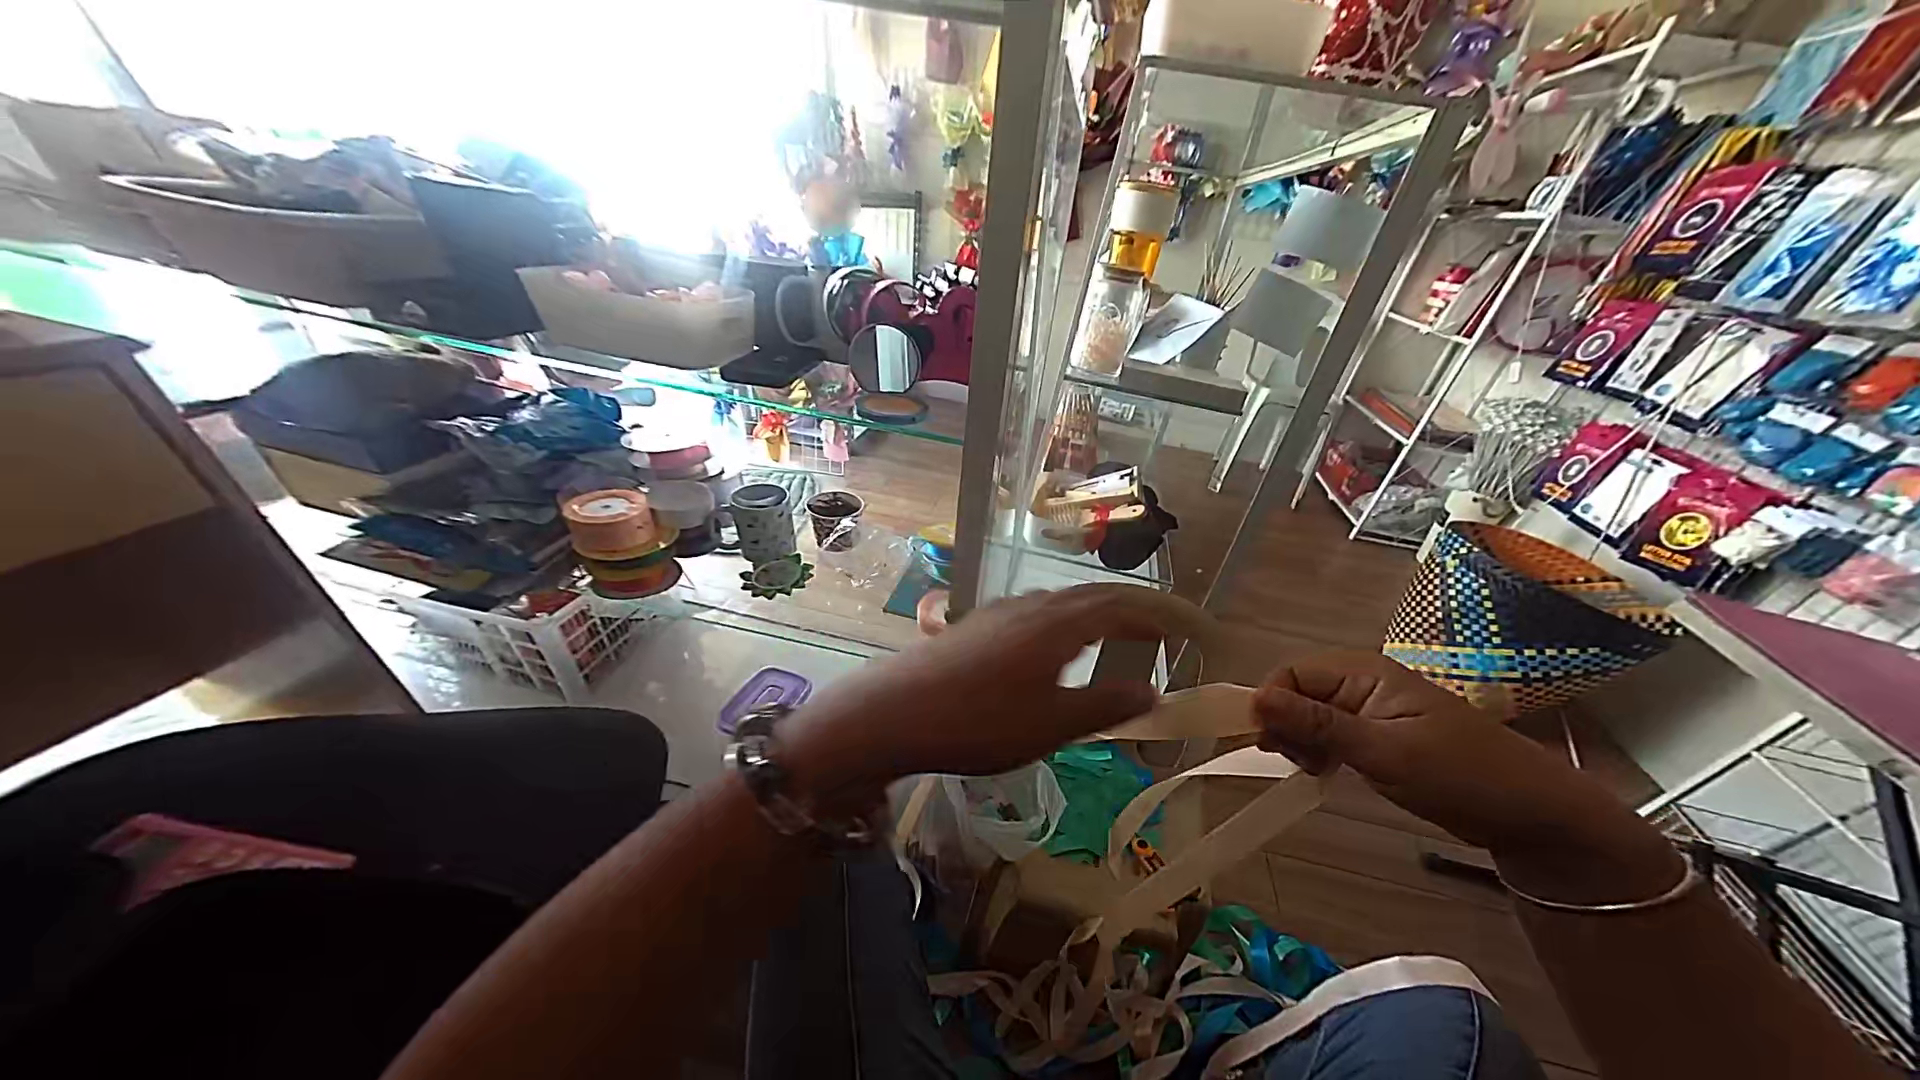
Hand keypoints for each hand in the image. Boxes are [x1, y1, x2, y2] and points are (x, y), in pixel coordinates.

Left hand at [782, 585, 1205, 806]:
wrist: (892, 711)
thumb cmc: (979, 722)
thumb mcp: (1051, 724)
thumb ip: (1105, 705)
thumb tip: (1153, 690)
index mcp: (1057, 623)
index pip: (1119, 605)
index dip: (1156, 614)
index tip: (1184, 629)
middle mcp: (1030, 605)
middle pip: (1090, 596)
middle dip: (1128, 608)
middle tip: (1156, 628)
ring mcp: (997, 611)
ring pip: (1058, 602)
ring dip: (1092, 613)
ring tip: (1111, 634)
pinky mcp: (973, 625)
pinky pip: (1032, 613)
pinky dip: (1060, 622)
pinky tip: (1050, 646)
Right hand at [1253, 652, 1684, 904]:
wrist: (1534, 815)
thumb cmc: (1460, 776)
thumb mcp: (1382, 752)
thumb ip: (1316, 725)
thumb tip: (1255, 699)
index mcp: (1364, 673)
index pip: (1292, 674)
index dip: (1271, 704)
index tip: (1268, 744)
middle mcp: (1362, 682)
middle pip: (1296, 691)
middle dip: (1284, 724)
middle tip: (1295, 761)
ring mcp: (1370, 708)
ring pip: (1308, 713)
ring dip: (1299, 739)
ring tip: (1312, 769)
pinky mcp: (1377, 732)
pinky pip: (1328, 731)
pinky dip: (1317, 749)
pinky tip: (1323, 770)